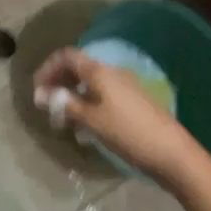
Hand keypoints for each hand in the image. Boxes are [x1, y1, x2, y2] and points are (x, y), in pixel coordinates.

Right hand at [33, 47, 199, 176]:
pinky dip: (88, 106)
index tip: (36, 91)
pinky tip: (87, 130)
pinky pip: (102, 97)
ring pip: (90, 85)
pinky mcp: (133, 103)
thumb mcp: (92, 120)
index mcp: (99, 70)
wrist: (174, 154)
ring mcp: (125, 87)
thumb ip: (65, 104)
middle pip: (77, 69)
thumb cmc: (128, 133)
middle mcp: (111, 72)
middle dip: (59, 85)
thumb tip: (41, 94)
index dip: (47, 69)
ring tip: (65, 123)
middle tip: (48, 108)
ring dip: (73, 98)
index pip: (66, 56)